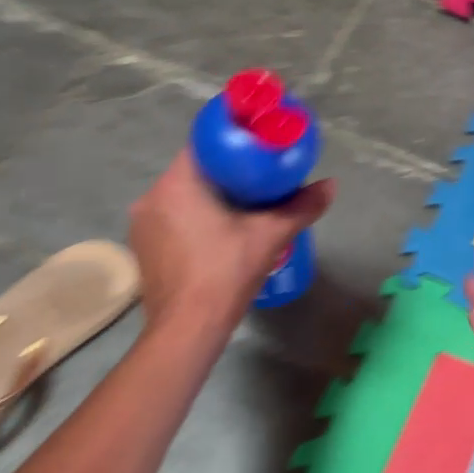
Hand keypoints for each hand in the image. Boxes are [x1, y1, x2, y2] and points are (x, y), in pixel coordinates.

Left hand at [129, 152, 333, 327]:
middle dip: (228, 174)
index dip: (234, 144)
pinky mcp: (143, 247)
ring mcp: (142, 224)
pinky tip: (218, 236)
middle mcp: (152, 197)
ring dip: (210, 198)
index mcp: (178, 184)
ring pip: (182, 196)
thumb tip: (331, 185)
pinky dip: (195, 219)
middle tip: (260, 184)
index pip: (204, 145)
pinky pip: (172, 218)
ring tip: (242, 211)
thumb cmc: (225, 273)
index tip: (259, 153)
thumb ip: (301, 207)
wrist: (187, 328)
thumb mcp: (270, 237)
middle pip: (194, 171)